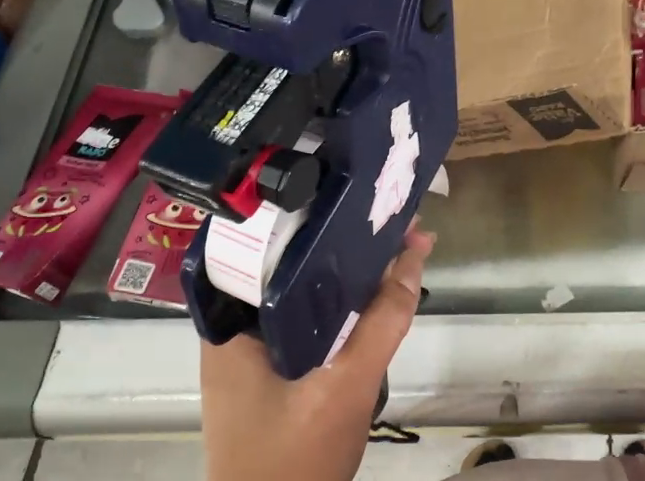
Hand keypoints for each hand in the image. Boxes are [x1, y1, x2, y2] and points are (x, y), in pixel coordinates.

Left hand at [200, 224, 434, 480]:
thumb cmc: (294, 461)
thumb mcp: (346, 387)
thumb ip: (381, 322)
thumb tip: (415, 253)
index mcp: (230, 324)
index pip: (260, 243)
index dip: (308, 212)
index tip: (351, 189)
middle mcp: (233, 330)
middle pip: (287, 264)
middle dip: (339, 238)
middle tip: (388, 214)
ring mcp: (252, 354)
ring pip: (302, 291)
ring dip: (346, 271)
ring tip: (391, 243)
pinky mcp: (271, 372)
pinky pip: (308, 318)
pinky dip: (341, 303)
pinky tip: (374, 294)